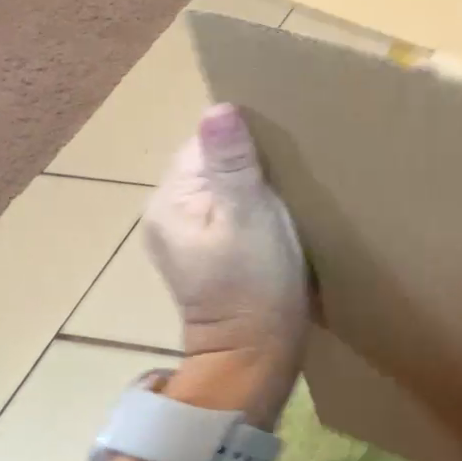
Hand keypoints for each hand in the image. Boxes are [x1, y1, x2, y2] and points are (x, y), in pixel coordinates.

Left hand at [144, 104, 307, 428]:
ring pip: (222, 180)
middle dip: (250, 153)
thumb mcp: (250, 216)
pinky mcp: (206, 247)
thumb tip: (219, 108)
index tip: (284, 139)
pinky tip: (277, 207)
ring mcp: (185, 232)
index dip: (245, 133)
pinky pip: (227, 203)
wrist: (255, 352)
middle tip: (294, 160)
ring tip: (289, 182)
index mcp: (171, 199)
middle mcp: (167, 211)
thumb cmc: (255, 280)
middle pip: (212, 158)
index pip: (206, 139)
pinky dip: (251, 197)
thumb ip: (233, 164)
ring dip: (253, 176)